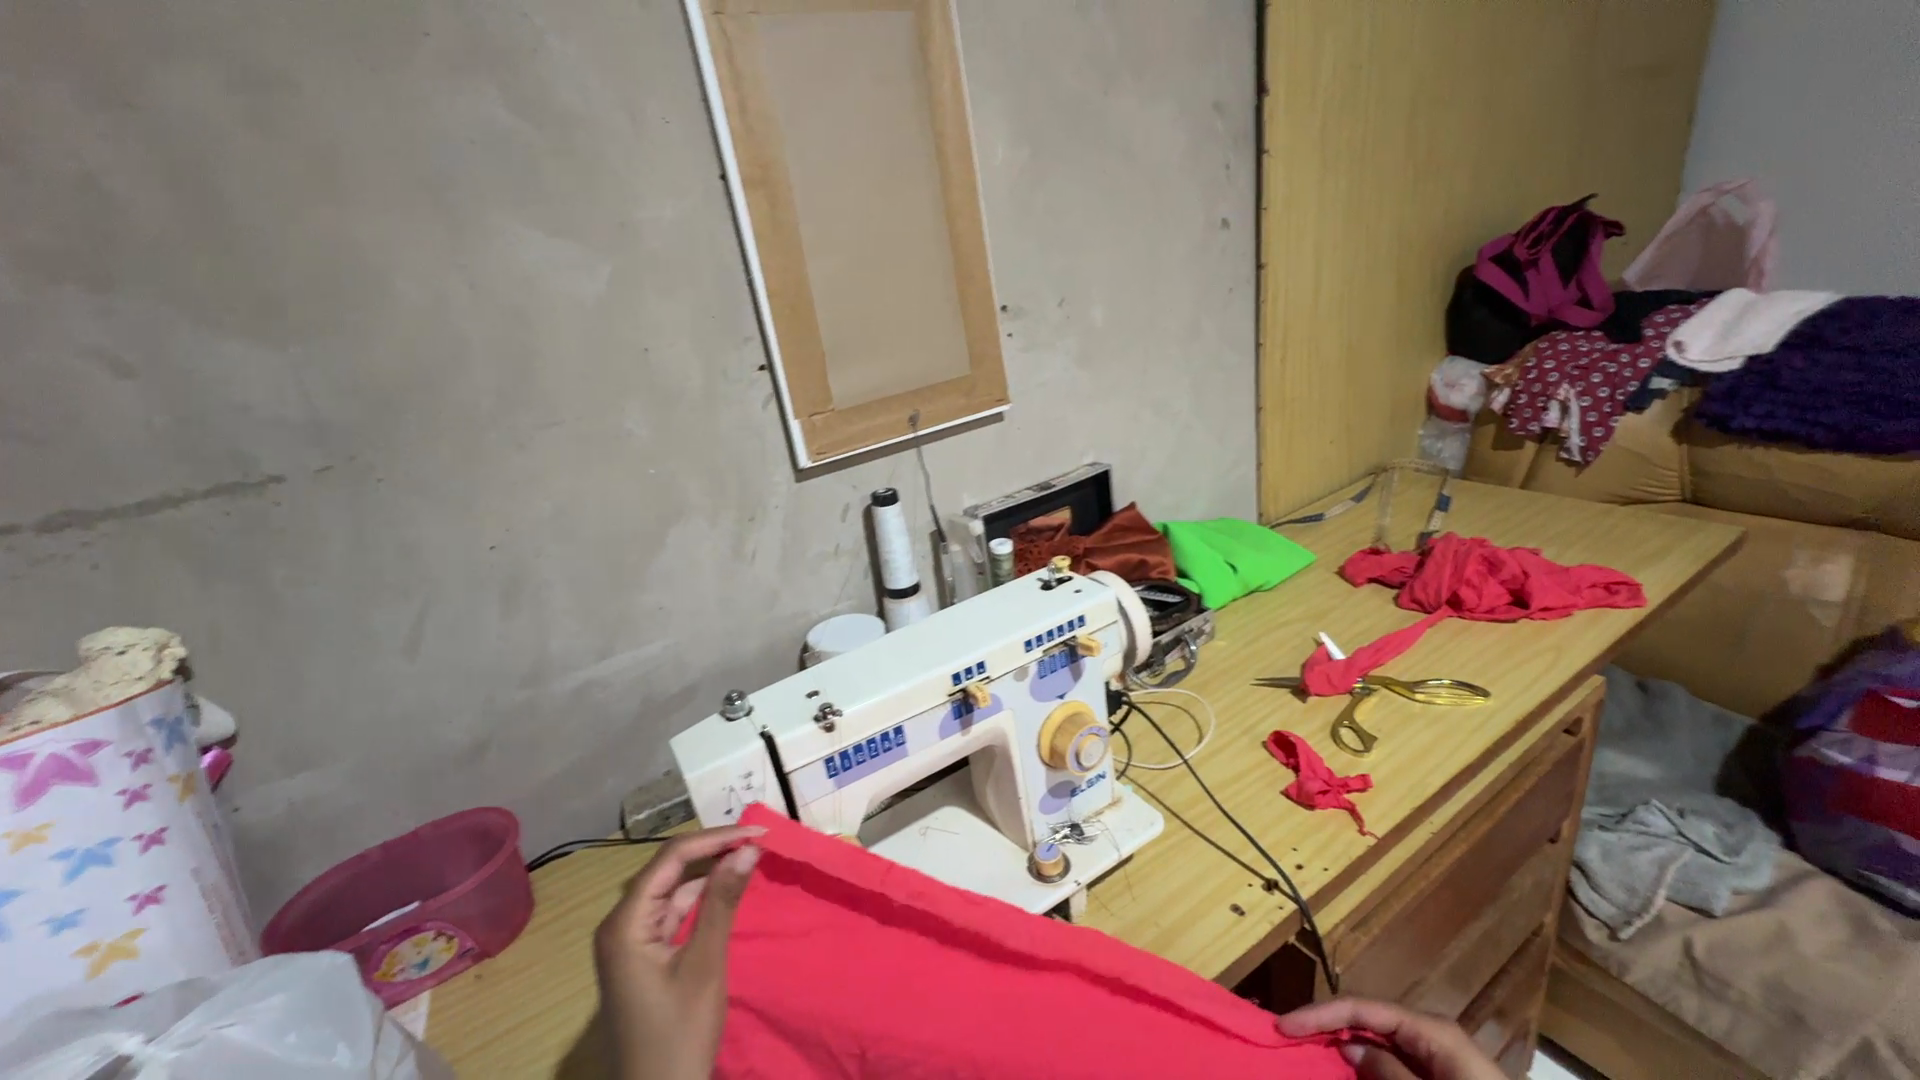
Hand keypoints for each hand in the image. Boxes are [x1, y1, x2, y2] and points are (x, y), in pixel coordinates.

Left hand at [594, 825, 764, 1079]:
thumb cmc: (679, 1032)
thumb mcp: (705, 964)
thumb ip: (722, 902)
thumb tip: (747, 849)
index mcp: (625, 923)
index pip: (670, 859)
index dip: (715, 839)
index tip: (758, 834)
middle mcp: (621, 925)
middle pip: (667, 871)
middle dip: (712, 851)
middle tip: (757, 842)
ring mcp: (630, 943)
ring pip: (672, 891)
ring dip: (708, 874)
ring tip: (749, 857)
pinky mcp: (643, 959)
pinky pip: (672, 915)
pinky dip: (701, 901)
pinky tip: (727, 892)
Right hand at [1278, 998, 1504, 1079]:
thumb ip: (1390, 1074)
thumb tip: (1349, 1049)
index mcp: (1431, 1031)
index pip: (1362, 1008)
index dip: (1320, 1014)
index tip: (1283, 1028)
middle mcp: (1432, 1034)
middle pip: (1367, 1019)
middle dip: (1328, 1027)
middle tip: (1288, 1039)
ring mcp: (1437, 1057)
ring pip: (1378, 1042)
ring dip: (1344, 1047)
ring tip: (1308, 1054)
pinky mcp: (1440, 1077)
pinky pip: (1394, 1063)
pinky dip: (1367, 1066)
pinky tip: (1348, 1073)